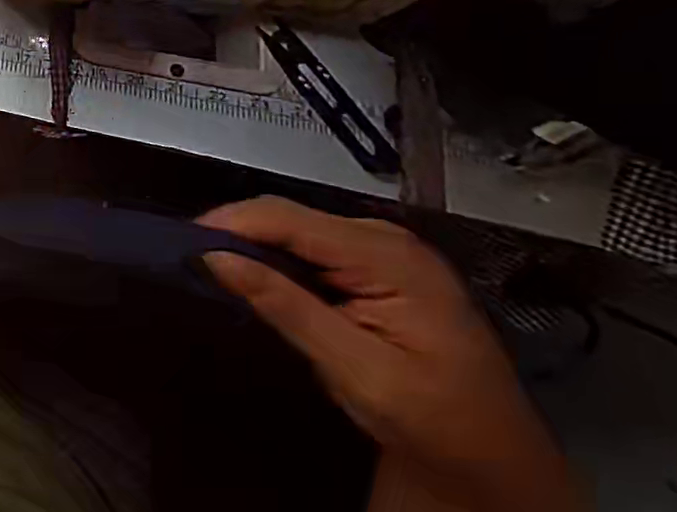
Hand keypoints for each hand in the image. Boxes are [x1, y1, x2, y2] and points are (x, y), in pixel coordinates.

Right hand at [198, 197, 582, 510]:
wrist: (496, 462)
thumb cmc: (434, 421)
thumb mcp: (355, 369)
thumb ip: (283, 305)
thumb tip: (212, 257)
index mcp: (390, 258)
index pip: (288, 219)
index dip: (229, 222)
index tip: (181, 241)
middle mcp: (385, 238)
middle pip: (288, 216)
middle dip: (235, 231)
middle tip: (190, 256)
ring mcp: (382, 248)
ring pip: (293, 227)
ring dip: (251, 243)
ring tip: (212, 263)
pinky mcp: (374, 263)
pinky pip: (308, 245)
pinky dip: (274, 256)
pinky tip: (253, 273)